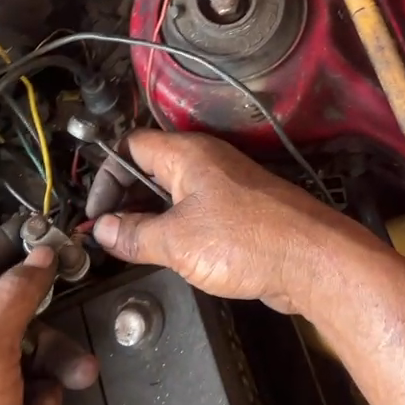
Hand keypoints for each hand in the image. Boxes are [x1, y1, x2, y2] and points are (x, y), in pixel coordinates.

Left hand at [0, 245, 98, 404]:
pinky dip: (43, 393)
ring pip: (23, 348)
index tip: (48, 237)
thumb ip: (13, 297)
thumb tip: (39, 253)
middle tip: (76, 306)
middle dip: (47, 312)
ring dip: (57, 358)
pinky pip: (24, 387)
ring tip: (80, 375)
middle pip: (6, 305)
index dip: (7, 243)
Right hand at [87, 130, 384, 313]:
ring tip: (133, 245)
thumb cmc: (251, 238)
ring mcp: (223, 184)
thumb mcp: (177, 241)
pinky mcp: (238, 209)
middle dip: (125, 197)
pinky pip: (194, 209)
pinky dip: (175, 227)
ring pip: (172, 191)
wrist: (308, 258)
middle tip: (108, 230)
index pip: (131, 146)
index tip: (96, 211)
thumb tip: (105, 229)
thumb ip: (135, 234)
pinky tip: (169, 252)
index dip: (107, 175)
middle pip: (149, 167)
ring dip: (150, 215)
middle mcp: (205, 161)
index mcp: (186, 154)